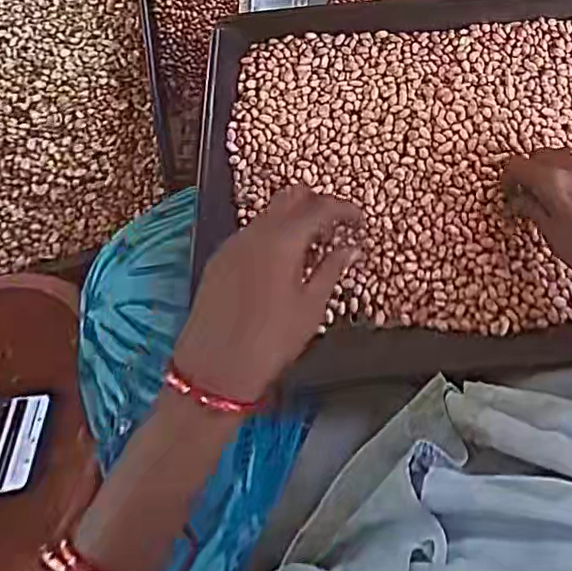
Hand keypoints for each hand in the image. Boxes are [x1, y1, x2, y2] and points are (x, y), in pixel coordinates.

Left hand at [172, 187, 361, 402]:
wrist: (212, 373)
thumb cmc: (270, 342)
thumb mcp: (311, 307)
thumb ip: (332, 269)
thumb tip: (351, 248)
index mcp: (283, 240)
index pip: (321, 207)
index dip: (344, 210)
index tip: (358, 219)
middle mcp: (256, 232)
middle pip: (292, 197)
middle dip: (317, 204)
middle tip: (336, 226)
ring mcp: (233, 243)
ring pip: (270, 213)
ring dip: (294, 219)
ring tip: (313, 246)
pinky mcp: (219, 259)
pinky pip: (252, 232)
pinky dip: (273, 234)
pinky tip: (282, 261)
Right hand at [502, 150, 571, 313]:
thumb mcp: (555, 238)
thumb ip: (533, 209)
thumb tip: (519, 196)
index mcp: (556, 183)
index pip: (519, 164)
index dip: (509, 176)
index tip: (509, 187)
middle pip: (542, 154)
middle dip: (532, 170)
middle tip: (529, 192)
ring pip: (567, 158)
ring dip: (556, 171)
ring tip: (558, 198)